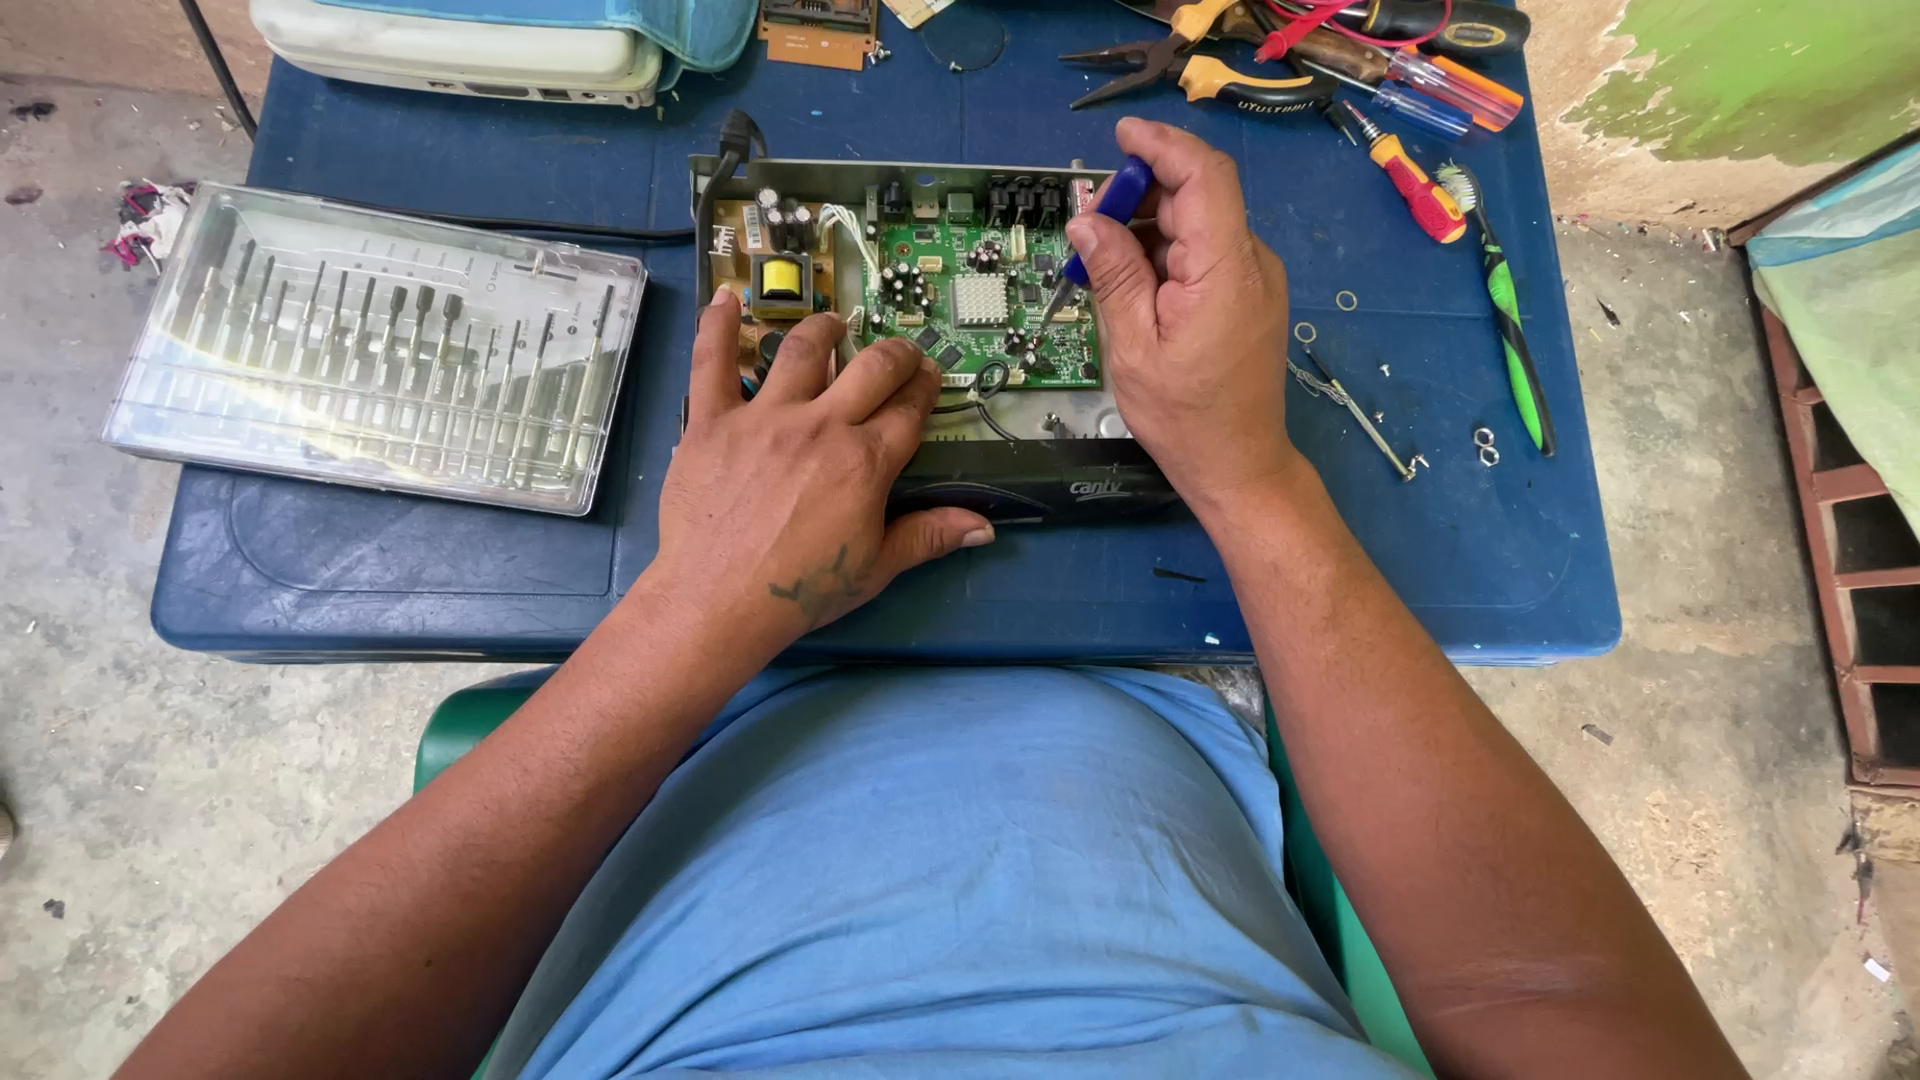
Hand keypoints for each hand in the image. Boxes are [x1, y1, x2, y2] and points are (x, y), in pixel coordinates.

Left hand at [644, 289, 993, 655]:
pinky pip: (712, 361)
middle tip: (900, 353)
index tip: (930, 378)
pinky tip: (724, 296)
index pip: (908, 411)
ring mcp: (765, 417)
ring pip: (803, 350)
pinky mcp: (712, 420)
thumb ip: (930, 537)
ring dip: (826, 328)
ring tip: (836, 324)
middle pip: (871, 369)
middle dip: (896, 354)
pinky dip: (717, 324)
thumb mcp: (876, 568)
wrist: (718, 601)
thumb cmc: (802, 590)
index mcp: (866, 462)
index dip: (925, 389)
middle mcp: (822, 426)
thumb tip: (986, 528)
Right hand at [1067, 118, 1305, 510]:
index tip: (1120, 138)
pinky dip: (1167, 254)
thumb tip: (1087, 218)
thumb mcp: (1132, 348)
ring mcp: (1255, 280)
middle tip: (1091, 220)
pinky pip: (1206, 255)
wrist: (1237, 464)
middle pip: (1200, 198)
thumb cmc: (1182, 418)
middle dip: (1143, 193)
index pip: (1204, 177)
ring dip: (1151, 227)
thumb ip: (1114, 276)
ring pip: (1201, 226)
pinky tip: (1133, 279)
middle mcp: (1252, 263)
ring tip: (1103, 256)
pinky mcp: (1249, 297)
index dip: (1162, 146)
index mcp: (1226, 271)